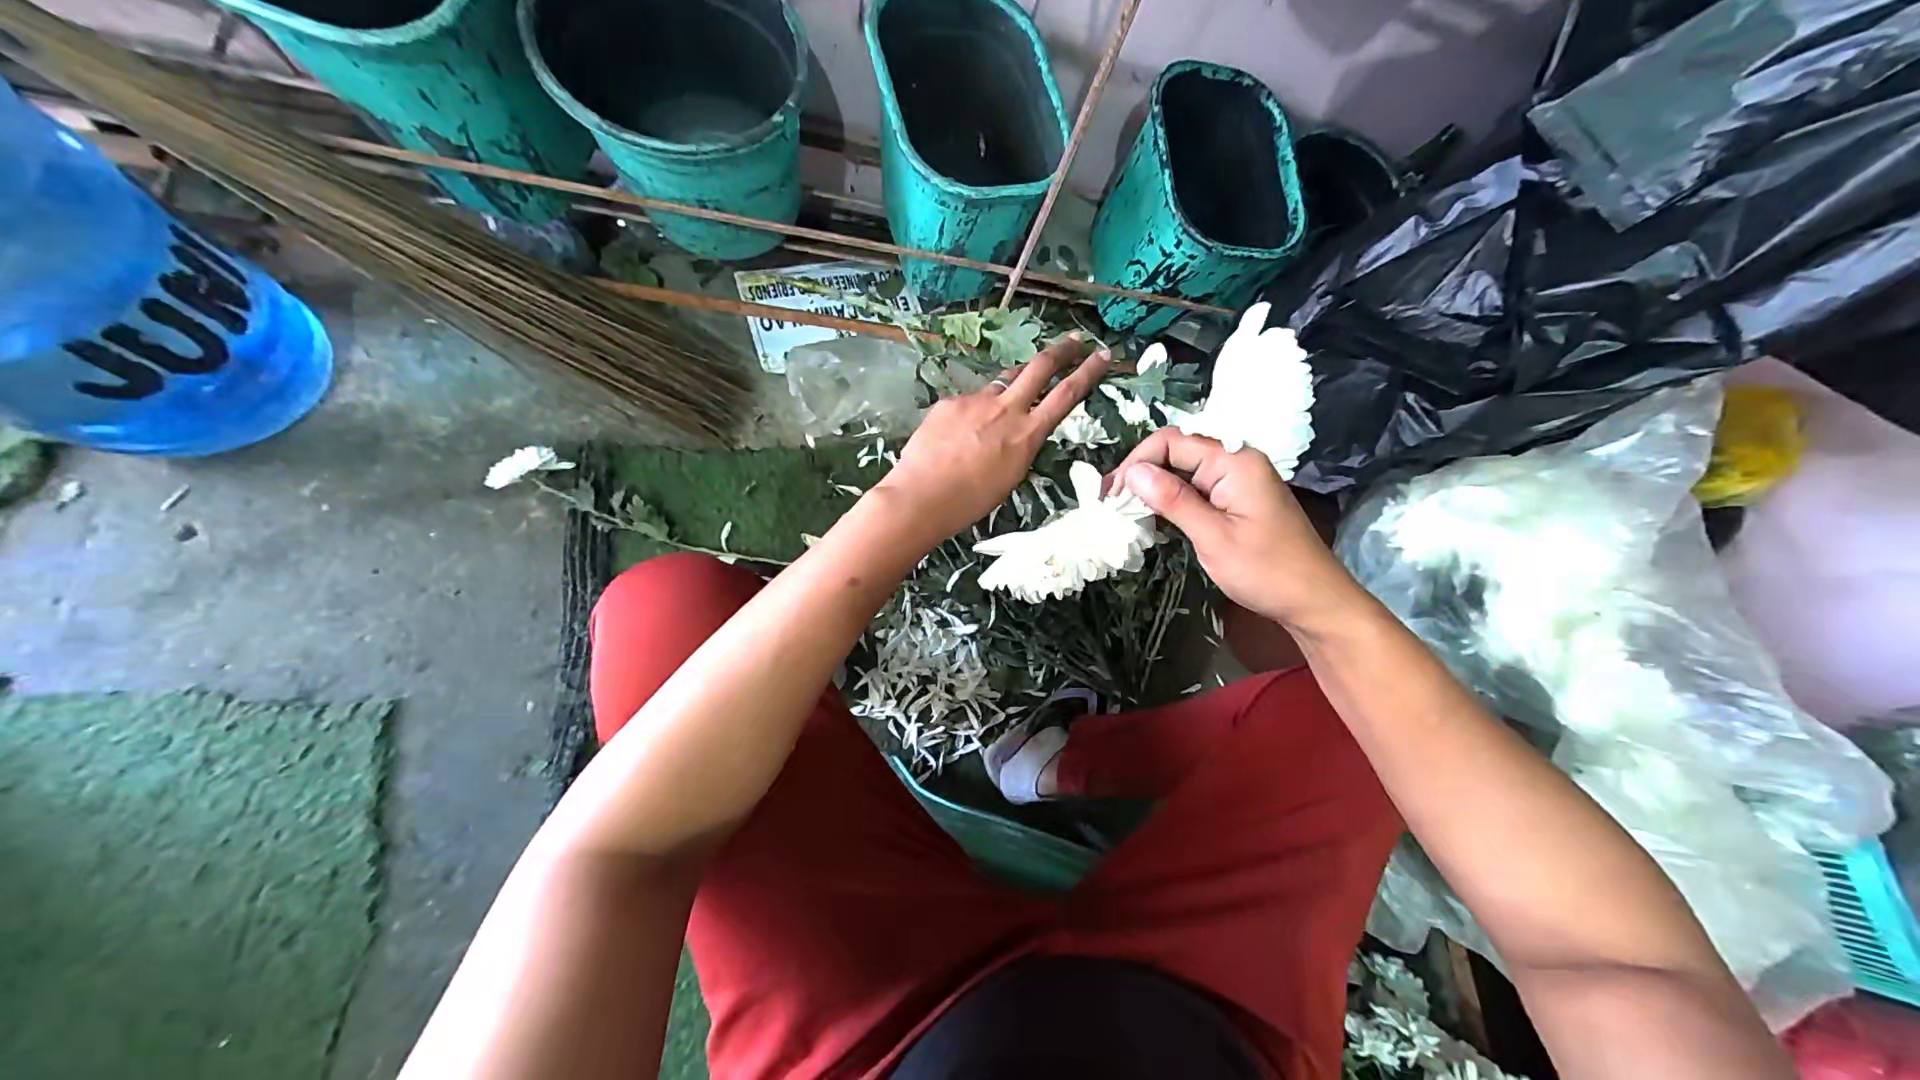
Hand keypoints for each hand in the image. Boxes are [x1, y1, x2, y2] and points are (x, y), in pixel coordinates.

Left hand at [877, 335, 1109, 544]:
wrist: (922, 497)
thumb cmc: (970, 501)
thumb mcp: (1011, 476)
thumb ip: (1021, 445)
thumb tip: (1020, 428)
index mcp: (1027, 434)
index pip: (1066, 395)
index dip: (1088, 372)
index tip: (1102, 355)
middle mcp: (1006, 409)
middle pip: (1040, 367)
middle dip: (1062, 350)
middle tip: (1074, 340)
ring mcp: (976, 401)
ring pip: (1002, 383)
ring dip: (1011, 386)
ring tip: (1008, 400)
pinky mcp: (950, 402)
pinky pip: (969, 402)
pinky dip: (971, 413)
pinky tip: (957, 434)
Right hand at [1110, 428, 1369, 634]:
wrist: (1315, 600)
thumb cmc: (1266, 572)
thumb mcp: (1213, 537)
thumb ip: (1173, 500)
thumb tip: (1133, 472)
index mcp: (1235, 462)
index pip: (1171, 442)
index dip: (1136, 462)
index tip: (1111, 495)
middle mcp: (1237, 461)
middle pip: (1176, 451)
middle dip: (1140, 474)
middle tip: (1110, 505)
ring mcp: (1238, 480)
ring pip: (1183, 470)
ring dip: (1153, 488)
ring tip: (1124, 512)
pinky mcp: (1236, 499)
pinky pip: (1196, 487)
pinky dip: (1171, 499)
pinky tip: (1152, 518)